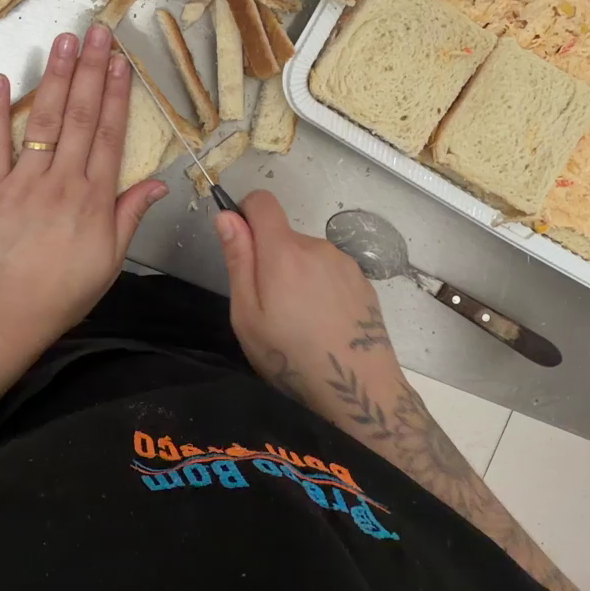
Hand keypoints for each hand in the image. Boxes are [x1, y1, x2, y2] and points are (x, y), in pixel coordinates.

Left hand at [0, 25, 168, 346]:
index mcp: (94, 198)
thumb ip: (131, 215)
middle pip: (82, 117)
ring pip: (45, 121)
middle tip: (98, 32)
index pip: (110, 135)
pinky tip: (3, 78)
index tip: (122, 62)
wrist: (8, 315)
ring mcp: (24, 181)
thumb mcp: (111, 259)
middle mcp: (62, 181)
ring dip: (56, 79)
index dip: (117, 96)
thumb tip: (159, 181)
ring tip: (65, 42)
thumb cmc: (65, 291)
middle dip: (91, 71)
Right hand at [214, 191, 398, 402]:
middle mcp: (317, 247)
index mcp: (284, 251)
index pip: (262, 201)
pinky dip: (320, 287)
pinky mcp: (363, 282)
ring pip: (307, 255)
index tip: (241, 246)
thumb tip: (226, 215)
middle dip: (270, 259)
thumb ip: (238, 260)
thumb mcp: (248, 315)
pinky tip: (324, 324)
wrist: (360, 390)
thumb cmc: (291, 356)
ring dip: (297, 275)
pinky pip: (329, 272)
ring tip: (299, 321)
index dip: (245, 213)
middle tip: (270, 308)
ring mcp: (344, 264)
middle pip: (284, 235)